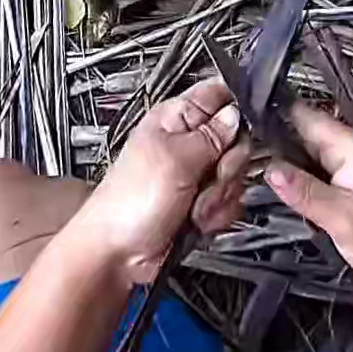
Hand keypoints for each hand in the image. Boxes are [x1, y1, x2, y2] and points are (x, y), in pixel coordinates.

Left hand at [71, 77, 251, 284]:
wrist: (116, 258)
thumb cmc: (128, 203)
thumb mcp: (175, 159)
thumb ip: (212, 135)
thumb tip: (236, 114)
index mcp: (177, 117)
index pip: (220, 93)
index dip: (236, 110)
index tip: (233, 135)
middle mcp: (189, 140)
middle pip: (236, 137)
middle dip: (229, 164)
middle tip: (211, 176)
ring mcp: (196, 171)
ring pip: (235, 171)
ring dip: (221, 193)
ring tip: (196, 205)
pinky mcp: (202, 198)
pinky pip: (230, 198)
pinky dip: (218, 212)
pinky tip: (198, 218)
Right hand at [265, 103, 352, 294]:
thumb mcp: (343, 218)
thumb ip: (306, 192)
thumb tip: (272, 169)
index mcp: (352, 146)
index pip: (307, 117)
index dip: (276, 115)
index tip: (246, 119)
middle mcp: (352, 148)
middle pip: (305, 134)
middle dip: (277, 142)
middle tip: (245, 154)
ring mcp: (352, 164)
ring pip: (310, 153)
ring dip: (289, 162)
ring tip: (258, 171)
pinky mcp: (352, 181)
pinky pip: (319, 170)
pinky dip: (302, 177)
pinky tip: (288, 189)